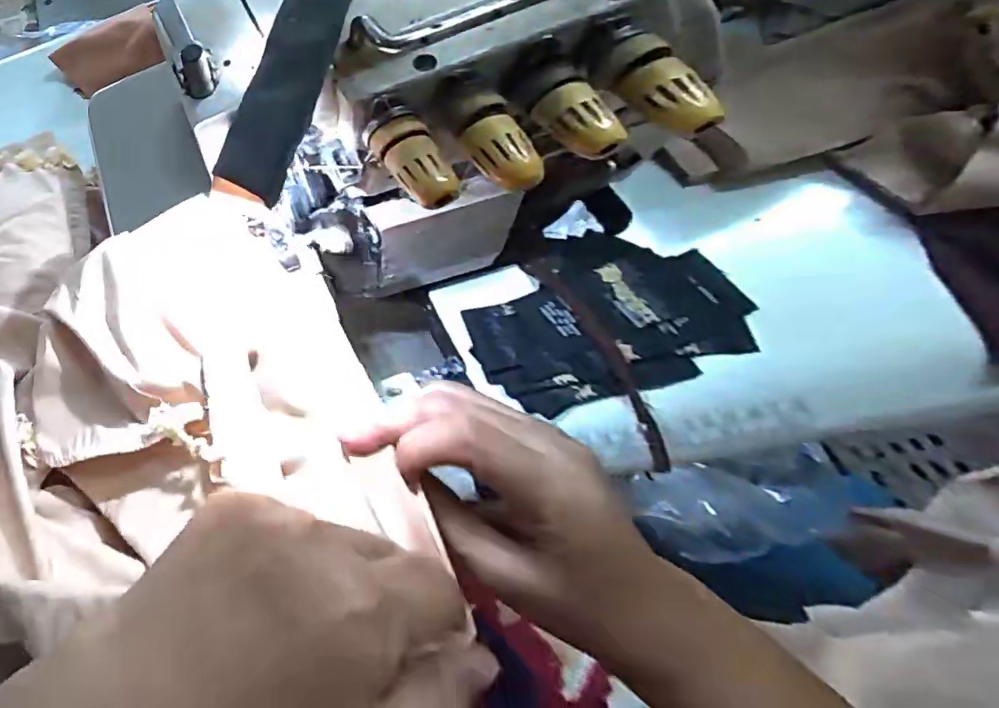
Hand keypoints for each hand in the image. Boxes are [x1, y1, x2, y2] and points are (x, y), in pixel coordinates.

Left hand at [0, 491, 494, 707]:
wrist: (138, 692)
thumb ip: (429, 694)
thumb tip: (476, 653)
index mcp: (360, 599)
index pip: (436, 580)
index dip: (435, 620)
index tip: (412, 650)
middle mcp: (316, 533)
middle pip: (382, 550)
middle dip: (383, 591)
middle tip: (348, 640)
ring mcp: (264, 507)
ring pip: (331, 530)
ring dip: (331, 566)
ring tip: (294, 613)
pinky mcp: (225, 499)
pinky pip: (281, 516)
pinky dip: (284, 546)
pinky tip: (255, 587)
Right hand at [346, 384, 850, 707]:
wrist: (647, 605)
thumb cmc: (577, 603)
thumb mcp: (503, 576)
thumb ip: (447, 519)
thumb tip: (395, 478)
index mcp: (548, 481)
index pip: (466, 432)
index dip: (414, 443)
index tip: (389, 475)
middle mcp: (545, 439)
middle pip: (453, 402)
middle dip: (394, 417)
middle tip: (350, 440)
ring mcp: (542, 428)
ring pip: (456, 394)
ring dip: (407, 410)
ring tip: (372, 436)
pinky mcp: (533, 430)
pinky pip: (469, 405)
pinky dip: (428, 415)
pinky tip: (408, 436)